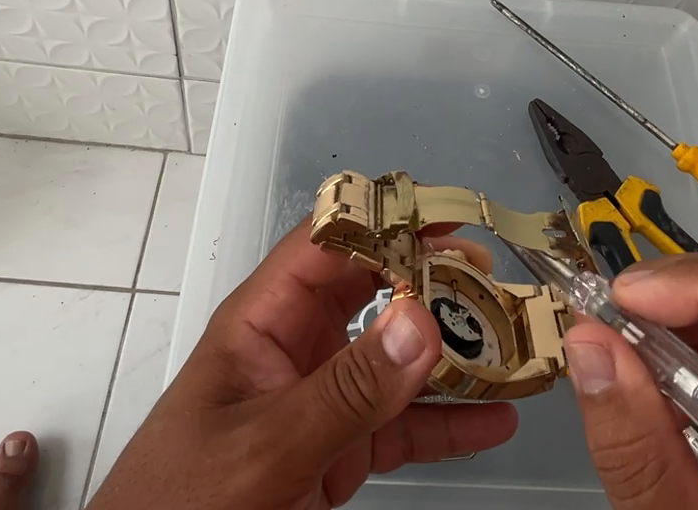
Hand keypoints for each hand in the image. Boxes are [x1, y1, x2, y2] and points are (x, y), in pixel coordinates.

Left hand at [87, 221, 519, 509]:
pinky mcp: (337, 449)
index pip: (328, 244)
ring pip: (396, 358)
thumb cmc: (187, 499)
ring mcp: (320, 397)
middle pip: (373, 292)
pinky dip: (446, 422)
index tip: (448, 215)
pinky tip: (493, 421)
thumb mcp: (267, 442)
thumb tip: (423, 317)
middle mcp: (297, 344)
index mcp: (265, 318)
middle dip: (430, 280)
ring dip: (451, 353)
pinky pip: (401, 424)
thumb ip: (346, 388)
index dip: (385, 219)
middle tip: (491, 276)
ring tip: (510, 343)